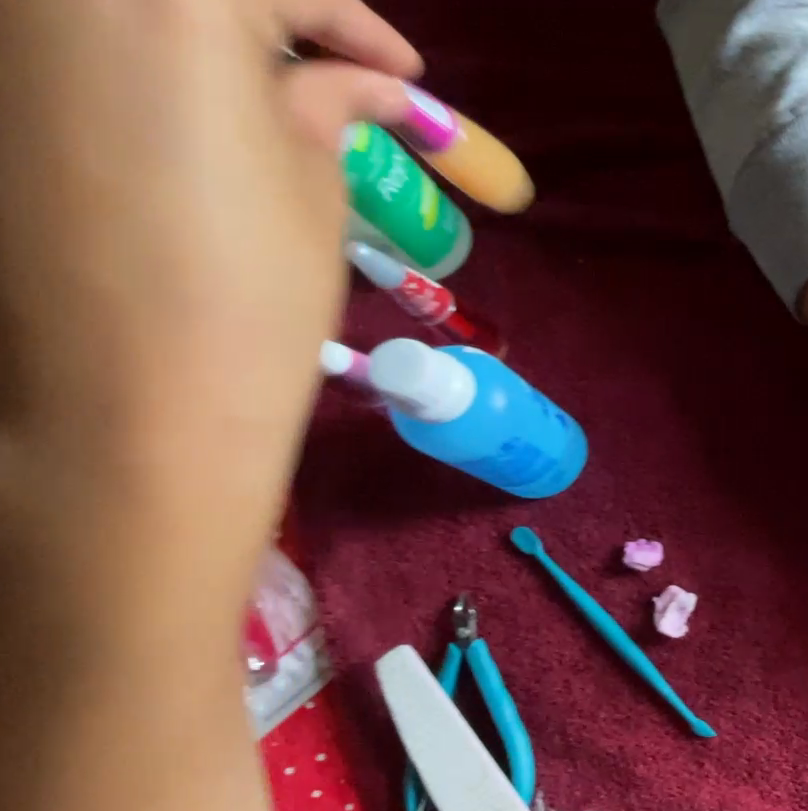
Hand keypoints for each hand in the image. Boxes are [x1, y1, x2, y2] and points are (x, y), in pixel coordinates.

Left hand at [0, 0, 419, 610]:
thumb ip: (328, 107)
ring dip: (200, 47)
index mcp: (166, 1)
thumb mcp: (315, 193)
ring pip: (126, 24)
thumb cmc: (249, 296)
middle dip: (277, 22)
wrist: (121, 408)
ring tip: (263, 100)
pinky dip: (133, 74)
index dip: (356, 23)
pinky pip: (67, 56)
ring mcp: (4, 44)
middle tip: (332, 73)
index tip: (403, 74)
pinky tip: (181, 124)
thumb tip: (358, 79)